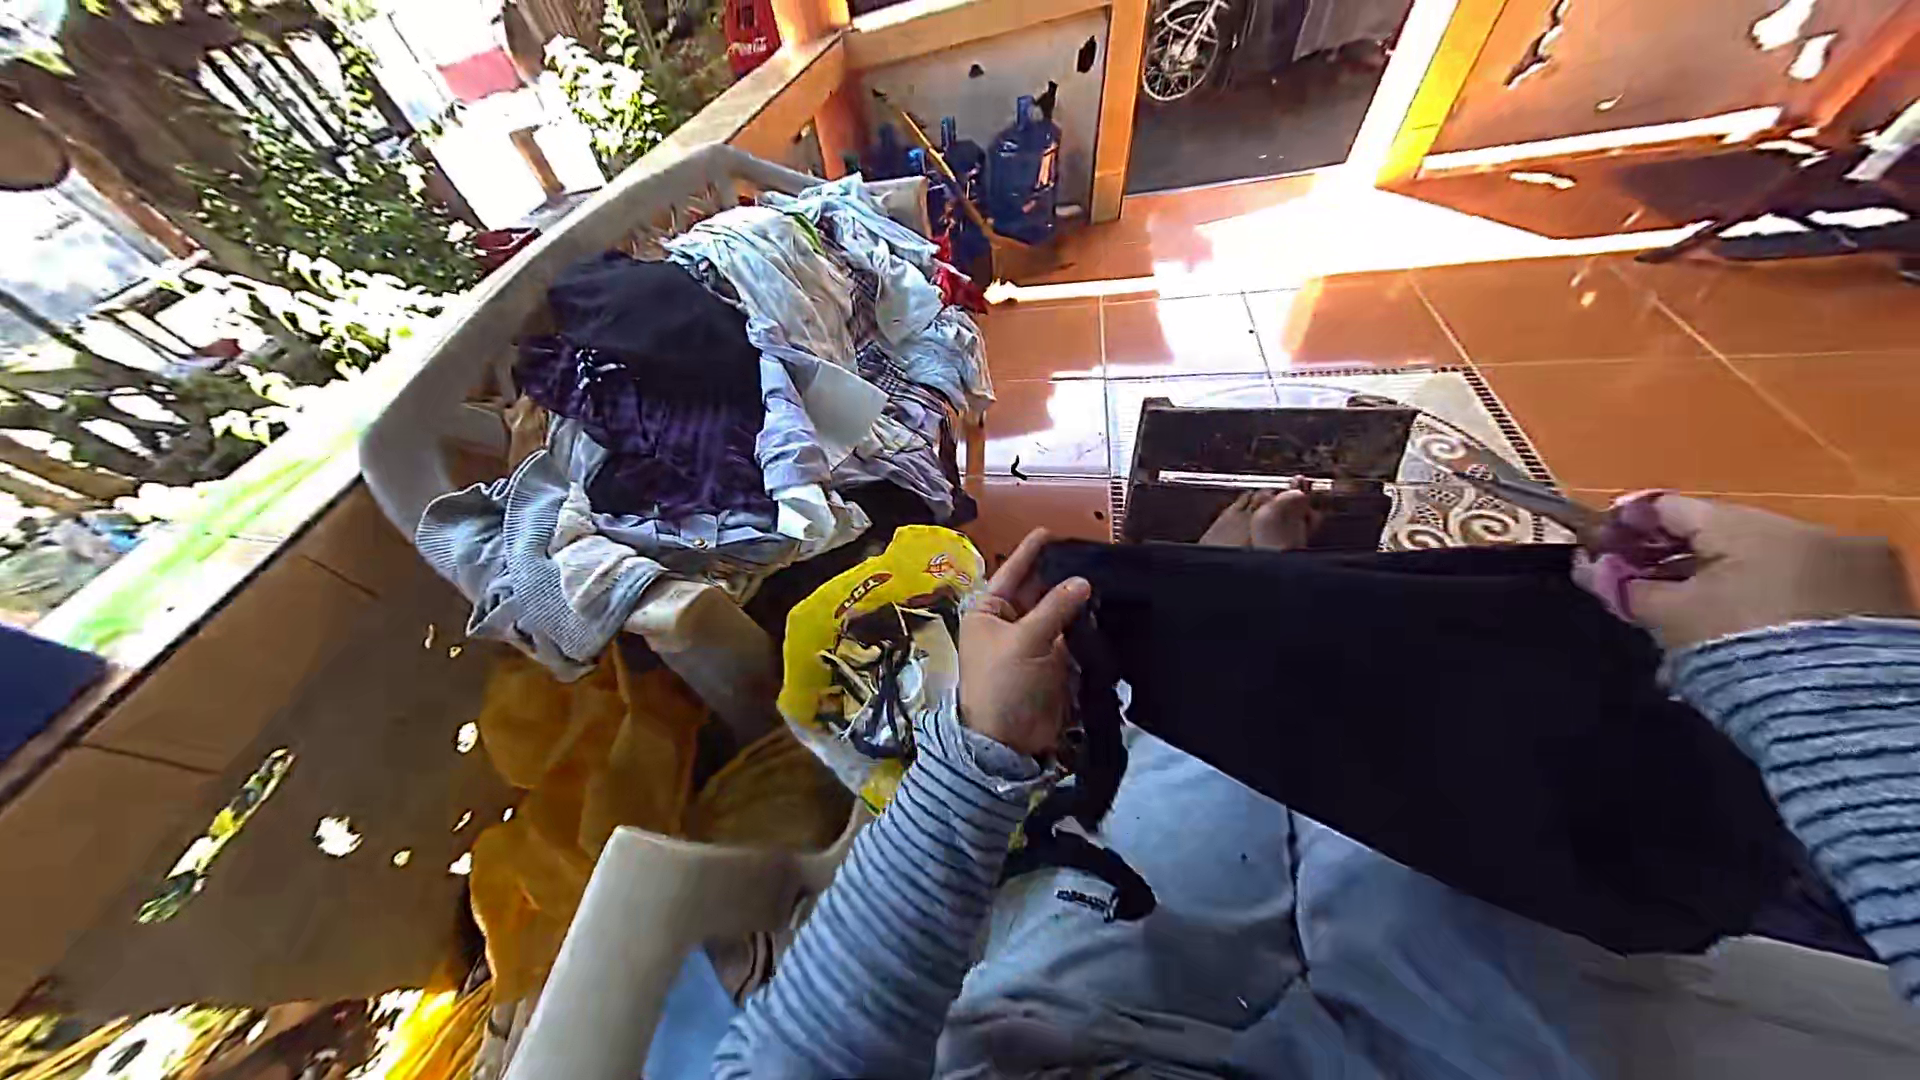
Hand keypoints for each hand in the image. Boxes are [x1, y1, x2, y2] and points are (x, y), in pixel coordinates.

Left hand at [958, 529, 1091, 756]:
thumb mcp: (1024, 641)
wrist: (1008, 740)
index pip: (1010, 572)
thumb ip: (1055, 609)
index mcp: (988, 611)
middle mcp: (1008, 620)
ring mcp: (1031, 639)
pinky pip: (1069, 632)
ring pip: (1056, 609)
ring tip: (1102, 575)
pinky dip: (1082, 621)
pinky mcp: (1052, 658)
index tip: (1050, 531)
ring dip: (1075, 597)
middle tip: (1091, 554)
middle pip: (1037, 589)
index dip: (1030, 552)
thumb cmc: (1001, 684)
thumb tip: (1082, 581)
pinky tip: (1102, 606)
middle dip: (1060, 574)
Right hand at [1580, 495, 1915, 650]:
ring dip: (1715, 576)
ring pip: (1759, 557)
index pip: (1671, 507)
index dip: (1627, 523)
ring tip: (1681, 608)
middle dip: (1673, 556)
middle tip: (1635, 580)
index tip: (1599, 543)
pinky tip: (1732, 620)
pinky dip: (1757, 593)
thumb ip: (1620, 582)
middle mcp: (1811, 532)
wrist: (1837, 706)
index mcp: (1754, 528)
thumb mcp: (1660, 610)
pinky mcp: (1878, 594)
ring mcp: (1854, 562)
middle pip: (1719, 532)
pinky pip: (1795, 580)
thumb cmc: (1731, 641)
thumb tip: (1588, 566)